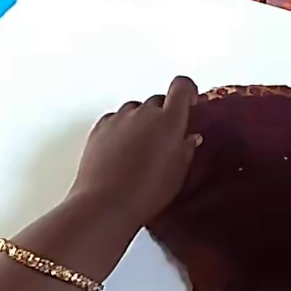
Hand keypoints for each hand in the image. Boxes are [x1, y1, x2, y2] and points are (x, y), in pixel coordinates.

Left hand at [67, 76, 201, 227]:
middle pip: (158, 100)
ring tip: (142, 149)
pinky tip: (123, 152)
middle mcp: (144, 113)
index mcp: (169, 121)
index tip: (190, 102)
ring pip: (136, 109)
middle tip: (166, 138)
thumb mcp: (177, 175)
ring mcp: (119, 118)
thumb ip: (185, 150)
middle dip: (164, 114)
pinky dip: (122, 129)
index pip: (182, 87)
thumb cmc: (145, 193)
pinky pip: (115, 119)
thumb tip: (188, 139)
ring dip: (142, 121)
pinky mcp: (100, 127)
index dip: (188, 91)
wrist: (106, 203)